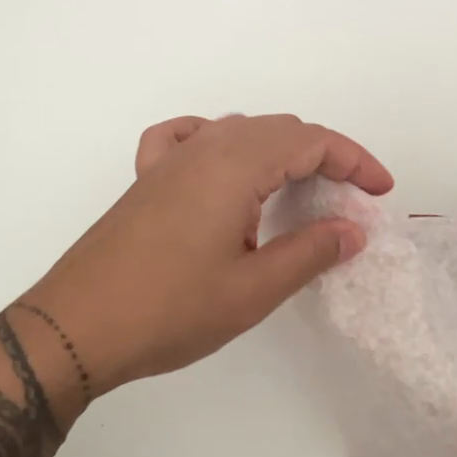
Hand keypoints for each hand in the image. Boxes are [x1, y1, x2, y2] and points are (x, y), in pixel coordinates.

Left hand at [22, 114, 392, 398]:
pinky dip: (217, 141)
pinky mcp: (144, 180)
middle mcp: (202, 149)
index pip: (309, 140)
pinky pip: (186, 138)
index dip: (353, 159)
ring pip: (236, 131)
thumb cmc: (170, 310)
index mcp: (234, 166)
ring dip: (277, 150)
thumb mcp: (252, 290)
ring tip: (300, 189)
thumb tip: (352, 230)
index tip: (380, 191)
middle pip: (276, 129)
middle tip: (349, 199)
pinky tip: (221, 166)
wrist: (76, 326)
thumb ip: (309, 253)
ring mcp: (167, 161)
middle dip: (323, 155)